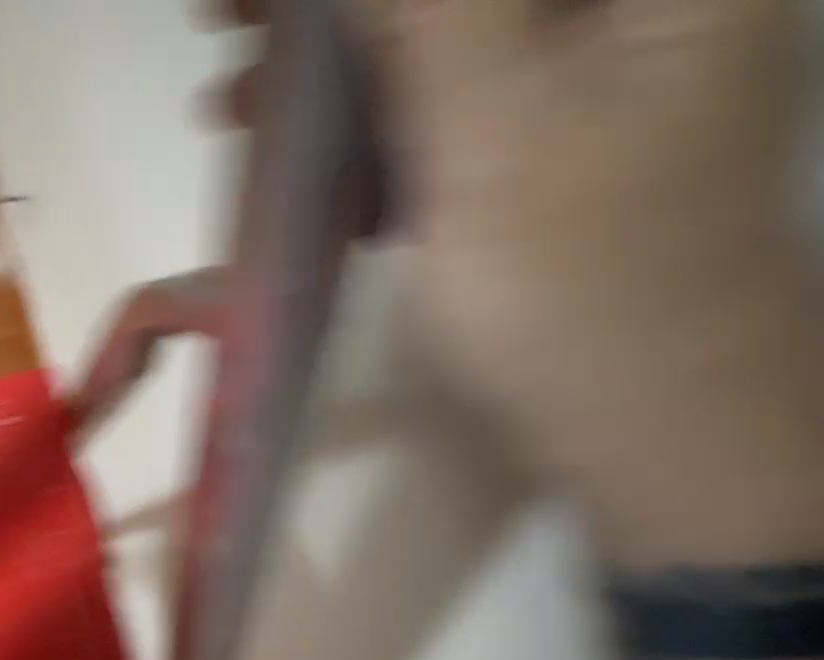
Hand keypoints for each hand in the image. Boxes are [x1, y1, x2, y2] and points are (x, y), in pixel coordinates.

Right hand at [84, 0, 823, 565]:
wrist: (634, 417)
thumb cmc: (580, 284)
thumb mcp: (496, 133)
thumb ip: (426, 13)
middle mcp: (628, 6)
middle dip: (331, 7)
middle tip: (225, 20)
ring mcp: (577, 76)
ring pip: (434, 31)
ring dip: (327, 54)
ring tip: (228, 96)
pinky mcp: (529, 139)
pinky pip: (428, 96)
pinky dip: (352, 110)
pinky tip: (282, 136)